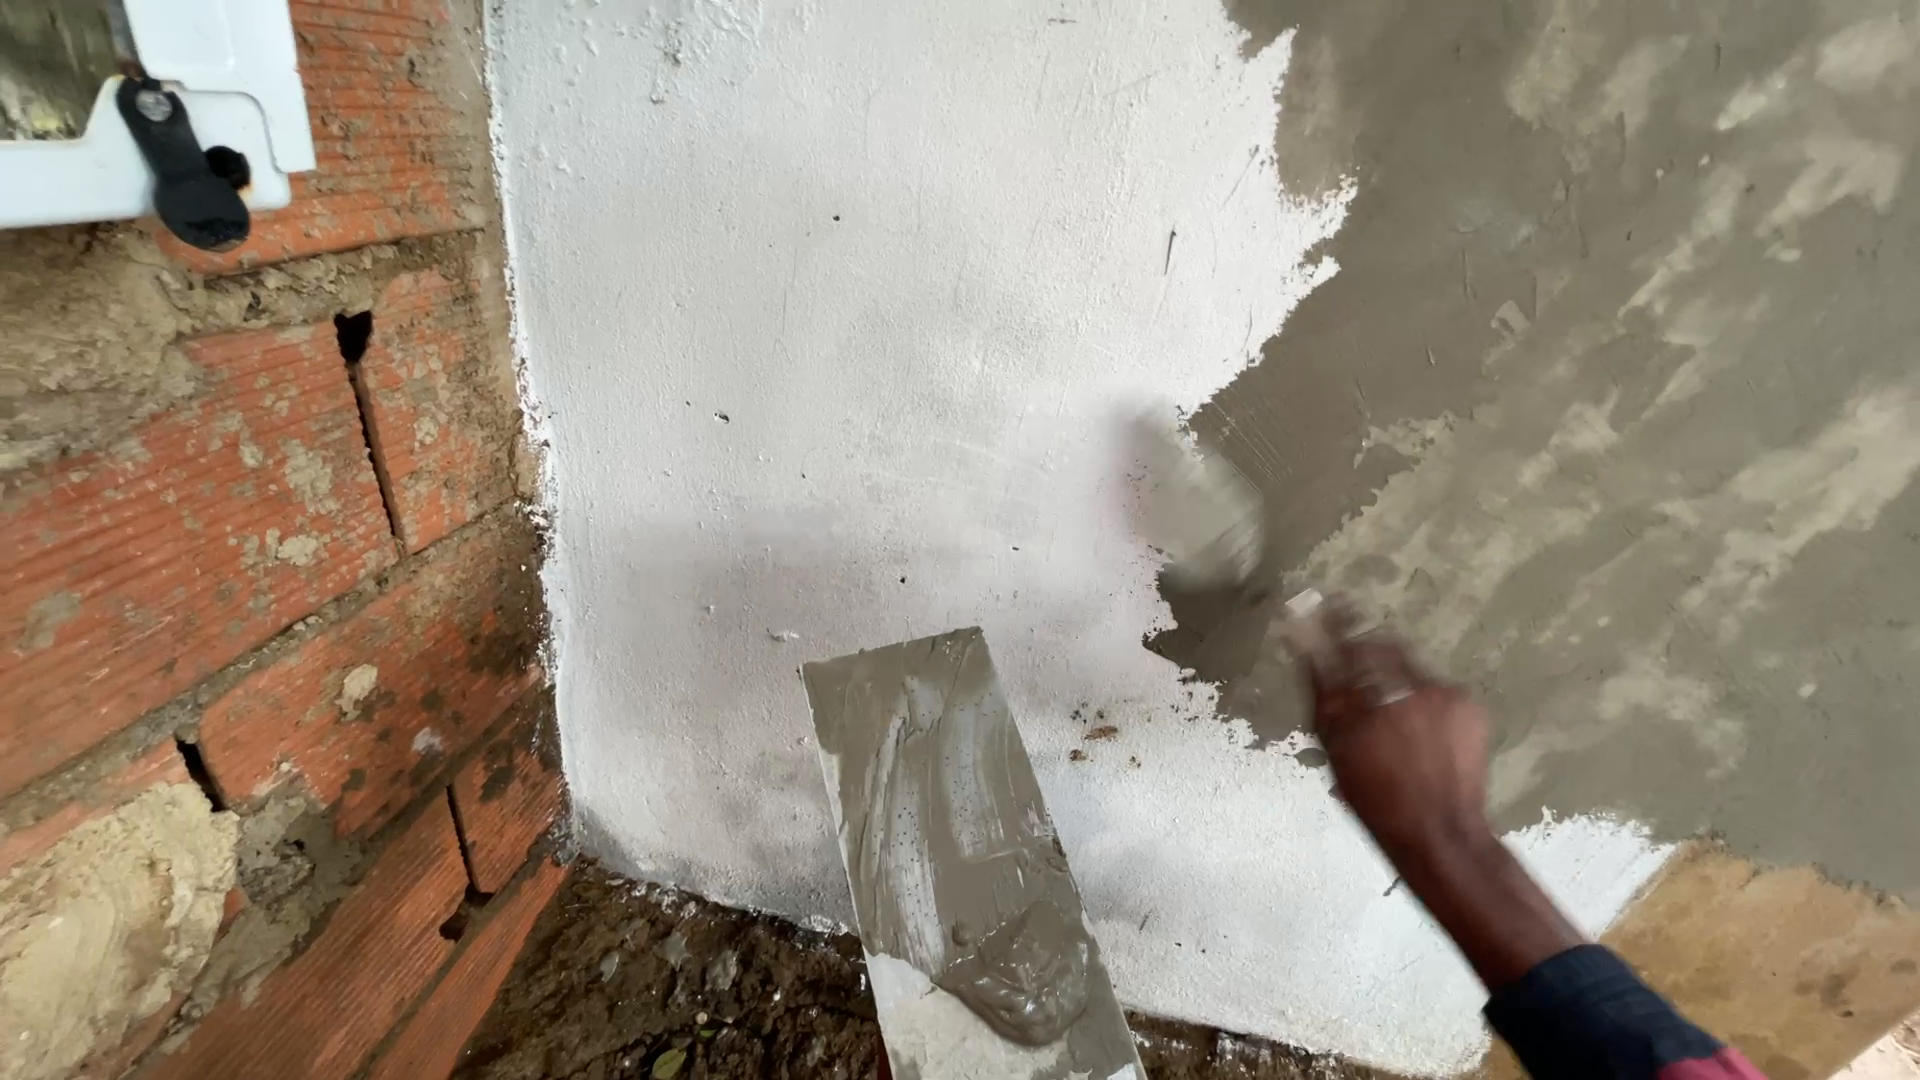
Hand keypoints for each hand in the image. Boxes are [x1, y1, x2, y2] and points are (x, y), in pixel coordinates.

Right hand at [1291, 601, 1491, 862]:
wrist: (1439, 832)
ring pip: (1408, 666)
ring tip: (1393, 712)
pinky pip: (1436, 686)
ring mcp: (1439, 694)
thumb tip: (1303, 643)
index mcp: (1359, 701)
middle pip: (1378, 646)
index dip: (1331, 620)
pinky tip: (1421, 728)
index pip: (1339, 644)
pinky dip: (1422, 697)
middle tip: (1357, 665)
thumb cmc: (1373, 795)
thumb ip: (1320, 690)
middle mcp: (1400, 688)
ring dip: (1394, 677)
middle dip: (1365, 649)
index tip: (1325, 601)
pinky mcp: (1468, 705)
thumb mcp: (1333, 746)